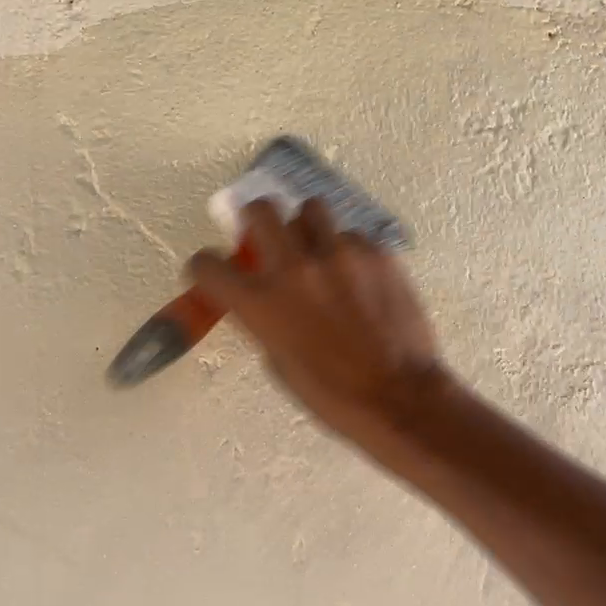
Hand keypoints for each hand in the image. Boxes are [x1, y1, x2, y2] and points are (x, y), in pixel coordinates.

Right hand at [188, 198, 443, 437]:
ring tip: (319, 250)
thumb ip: (264, 319)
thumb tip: (267, 298)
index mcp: (260, 303)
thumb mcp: (278, 362)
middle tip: (265, 235)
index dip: (207, 266)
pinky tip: (360, 277)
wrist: (399, 395)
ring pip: (311, 210)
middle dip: (256, 219)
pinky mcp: (377, 252)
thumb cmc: (333, 394)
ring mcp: (339, 254)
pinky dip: (349, 250)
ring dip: (307, 227)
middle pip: (260, 209)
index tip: (216, 269)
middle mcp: (294, 267)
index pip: (208, 263)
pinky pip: (354, 235)